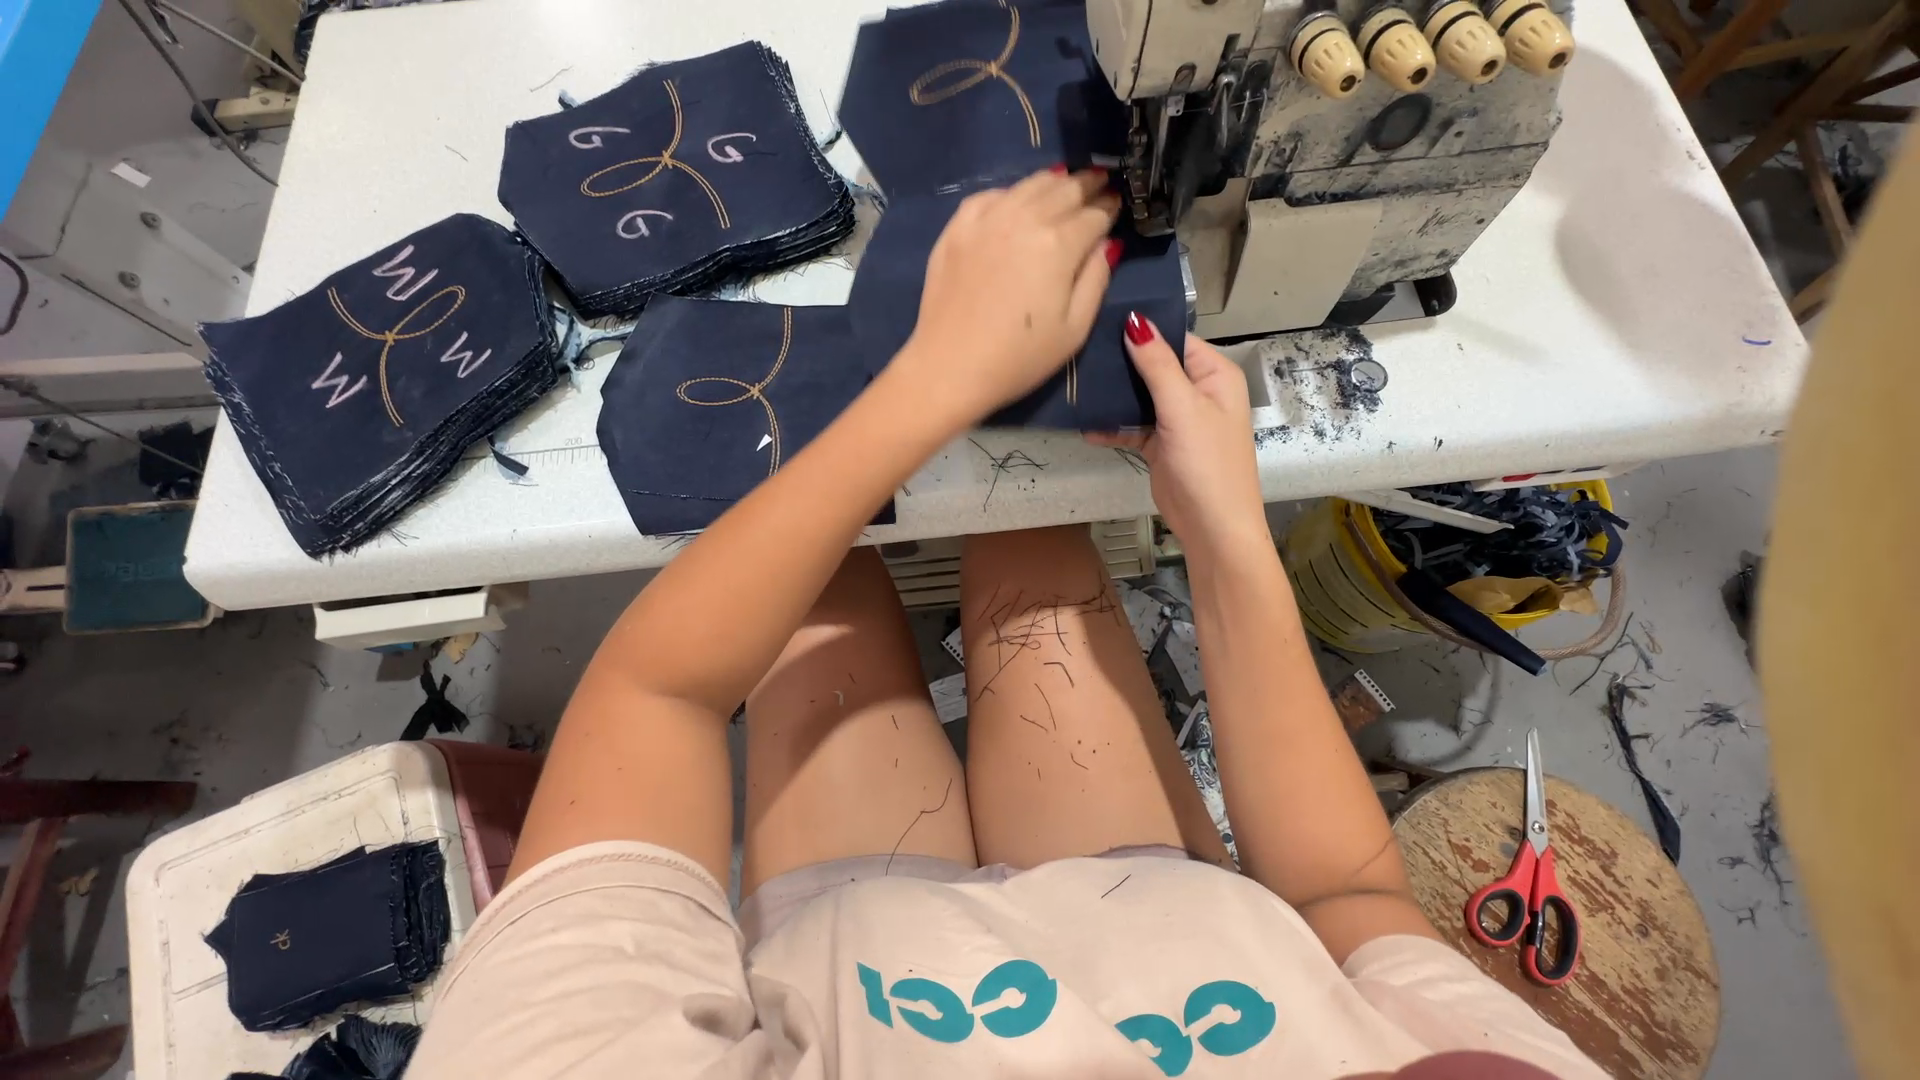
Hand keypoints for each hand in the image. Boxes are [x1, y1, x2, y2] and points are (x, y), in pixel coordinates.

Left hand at [892, 167, 1121, 425]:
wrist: (950, 368)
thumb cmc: (1019, 358)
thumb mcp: (1074, 330)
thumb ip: (1096, 280)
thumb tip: (1106, 244)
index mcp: (1059, 244)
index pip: (1095, 214)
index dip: (1110, 208)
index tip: (1117, 204)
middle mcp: (1025, 219)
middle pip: (1064, 189)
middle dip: (1087, 186)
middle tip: (1098, 184)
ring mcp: (986, 220)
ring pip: (1028, 185)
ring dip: (1053, 183)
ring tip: (1064, 185)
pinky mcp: (957, 228)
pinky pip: (990, 195)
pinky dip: (1011, 193)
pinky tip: (1016, 202)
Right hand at [1089, 314, 1266, 557]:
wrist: (1212, 525)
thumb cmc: (1207, 462)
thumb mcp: (1182, 408)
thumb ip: (1157, 364)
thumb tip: (1135, 320)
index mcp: (1214, 375)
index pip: (1175, 340)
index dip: (1143, 331)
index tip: (1102, 322)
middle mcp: (1198, 392)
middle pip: (1155, 366)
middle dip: (1123, 362)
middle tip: (1081, 350)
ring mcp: (1179, 420)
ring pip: (1141, 397)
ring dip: (1115, 395)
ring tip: (1077, 383)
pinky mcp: (1161, 444)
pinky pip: (1133, 426)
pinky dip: (1113, 426)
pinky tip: (1085, 425)